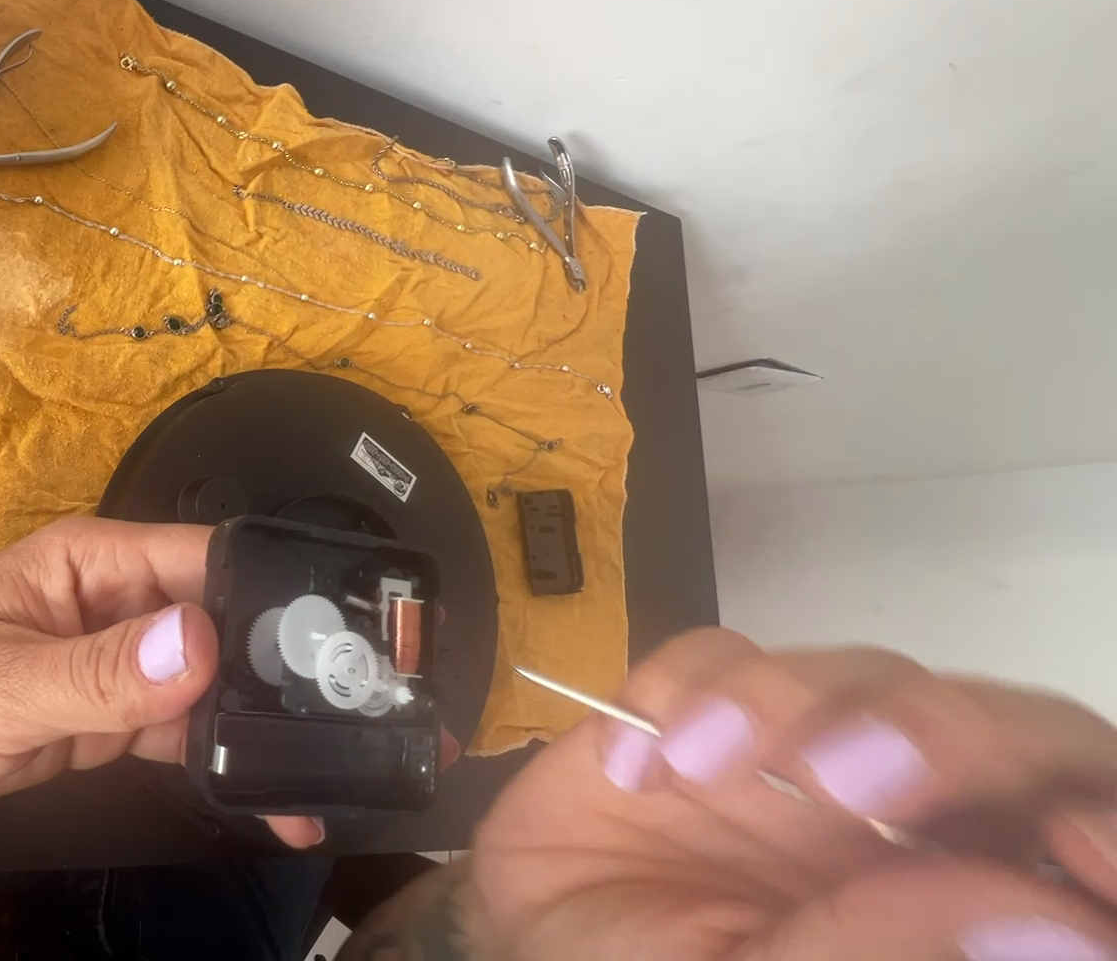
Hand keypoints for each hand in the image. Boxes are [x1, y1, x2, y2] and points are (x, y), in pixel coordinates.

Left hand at [0, 517, 323, 847]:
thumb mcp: (0, 686)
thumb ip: (97, 672)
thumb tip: (198, 646)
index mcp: (93, 561)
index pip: (201, 559)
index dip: (269, 593)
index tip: (335, 640)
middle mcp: (116, 601)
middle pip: (218, 622)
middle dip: (279, 664)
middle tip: (356, 712)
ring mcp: (116, 660)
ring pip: (206, 682)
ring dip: (257, 719)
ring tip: (329, 762)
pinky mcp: (107, 714)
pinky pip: (177, 730)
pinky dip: (218, 758)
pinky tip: (266, 791)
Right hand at [467, 628, 1116, 959]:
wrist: (526, 929)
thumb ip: (881, 954)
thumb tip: (1052, 920)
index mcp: (952, 900)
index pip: (1089, 826)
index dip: (1109, 815)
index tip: (1073, 844)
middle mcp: (903, 820)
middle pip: (1000, 728)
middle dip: (944, 733)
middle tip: (849, 776)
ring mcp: (791, 751)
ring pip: (852, 672)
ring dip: (777, 700)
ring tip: (696, 762)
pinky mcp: (690, 702)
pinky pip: (707, 654)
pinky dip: (670, 689)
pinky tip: (628, 768)